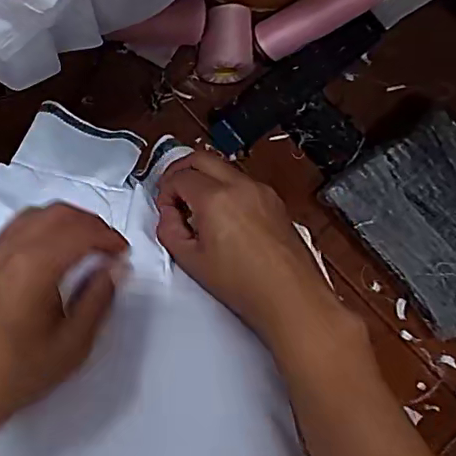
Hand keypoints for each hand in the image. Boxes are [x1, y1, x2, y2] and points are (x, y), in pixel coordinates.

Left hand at [0, 203, 126, 440]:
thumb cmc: (16, 371)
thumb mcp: (74, 343)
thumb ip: (99, 298)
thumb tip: (114, 268)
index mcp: (34, 268)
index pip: (81, 232)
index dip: (109, 238)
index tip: (122, 253)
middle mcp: (10, 251)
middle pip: (60, 214)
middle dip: (92, 224)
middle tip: (110, 247)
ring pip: (39, 213)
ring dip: (69, 222)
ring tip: (88, 245)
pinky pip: (20, 224)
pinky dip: (46, 226)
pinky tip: (57, 249)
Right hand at [154, 151, 358, 360]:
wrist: (290, 297)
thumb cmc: (250, 286)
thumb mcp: (191, 261)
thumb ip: (169, 230)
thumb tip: (169, 217)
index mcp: (217, 198)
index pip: (180, 176)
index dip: (165, 190)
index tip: (166, 207)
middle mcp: (242, 187)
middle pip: (201, 158)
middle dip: (181, 171)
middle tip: (172, 191)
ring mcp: (262, 191)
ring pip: (223, 167)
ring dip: (204, 178)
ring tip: (197, 209)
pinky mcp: (274, 201)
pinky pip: (243, 182)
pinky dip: (226, 189)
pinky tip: (222, 218)